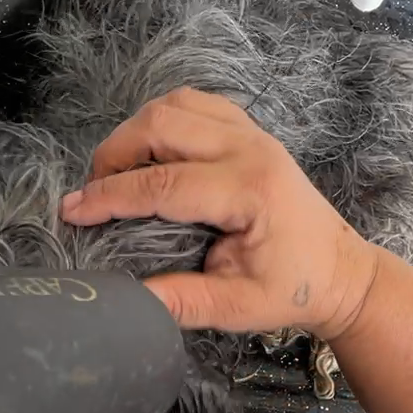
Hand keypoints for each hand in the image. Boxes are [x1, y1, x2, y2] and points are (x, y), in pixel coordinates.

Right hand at [58, 88, 382, 339]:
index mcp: (249, 191)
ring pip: (177, 104)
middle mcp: (251, 149)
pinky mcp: (252, 133)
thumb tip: (126, 298)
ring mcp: (254, 134)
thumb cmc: (293, 291)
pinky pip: (197, 105)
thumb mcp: (237, 308)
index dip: (110, 197)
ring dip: (137, 131)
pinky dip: (165, 121)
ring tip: (118, 173)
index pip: (162, 184)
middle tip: (93, 193)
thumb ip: (182, 302)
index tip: (72, 212)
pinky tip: (152, 153)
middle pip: (163, 124)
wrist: (341, 273)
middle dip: (115, 154)